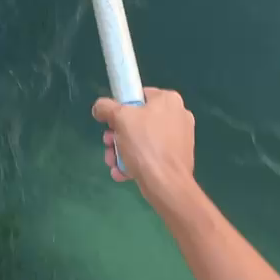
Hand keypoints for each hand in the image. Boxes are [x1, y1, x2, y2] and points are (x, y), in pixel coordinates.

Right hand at [91, 88, 196, 203]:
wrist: (166, 183)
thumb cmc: (145, 144)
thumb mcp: (119, 118)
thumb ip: (105, 107)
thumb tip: (100, 108)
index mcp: (169, 100)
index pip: (138, 96)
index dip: (121, 108)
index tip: (111, 123)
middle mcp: (178, 115)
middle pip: (138, 120)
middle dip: (118, 135)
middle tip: (109, 145)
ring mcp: (179, 138)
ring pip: (141, 139)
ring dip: (122, 150)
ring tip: (114, 162)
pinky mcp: (176, 158)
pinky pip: (150, 154)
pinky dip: (135, 161)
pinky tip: (123, 172)